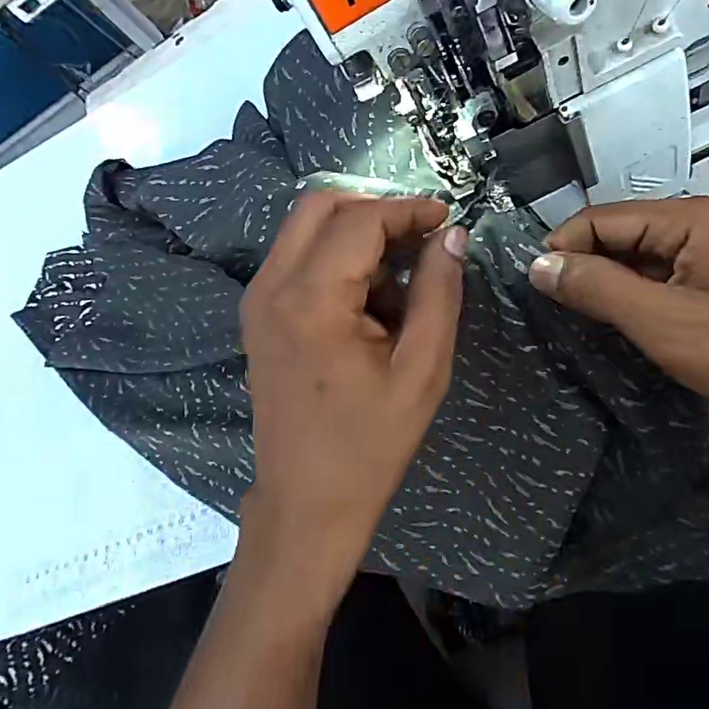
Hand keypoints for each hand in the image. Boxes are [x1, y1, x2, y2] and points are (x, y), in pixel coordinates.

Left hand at [240, 191, 467, 593]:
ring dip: (358, 236)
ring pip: (307, 229)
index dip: (409, 211)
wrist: (308, 502)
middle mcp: (271, 288)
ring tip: (403, 281)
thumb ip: (439, 293)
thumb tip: (451, 237)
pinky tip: (373, 302)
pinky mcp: (258, 317)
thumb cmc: (372, 443)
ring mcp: (257, 301)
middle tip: (424, 240)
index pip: (361, 221)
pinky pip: (299, 260)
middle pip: (321, 207)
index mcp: (311, 300)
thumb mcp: (422, 369)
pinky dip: (339, 260)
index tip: (448, 219)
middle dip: (378, 211)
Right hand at [528, 196, 708, 450]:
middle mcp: (695, 235)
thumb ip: (596, 288)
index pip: (601, 218)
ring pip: (634, 271)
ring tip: (571, 329)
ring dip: (604, 295)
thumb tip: (537, 264)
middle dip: (582, 272)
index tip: (532, 291)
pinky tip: (610, 338)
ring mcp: (704, 271)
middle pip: (617, 241)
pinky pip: (654, 296)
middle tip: (547, 315)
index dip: (563, 249)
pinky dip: (629, 313)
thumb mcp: (663, 320)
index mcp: (688, 220)